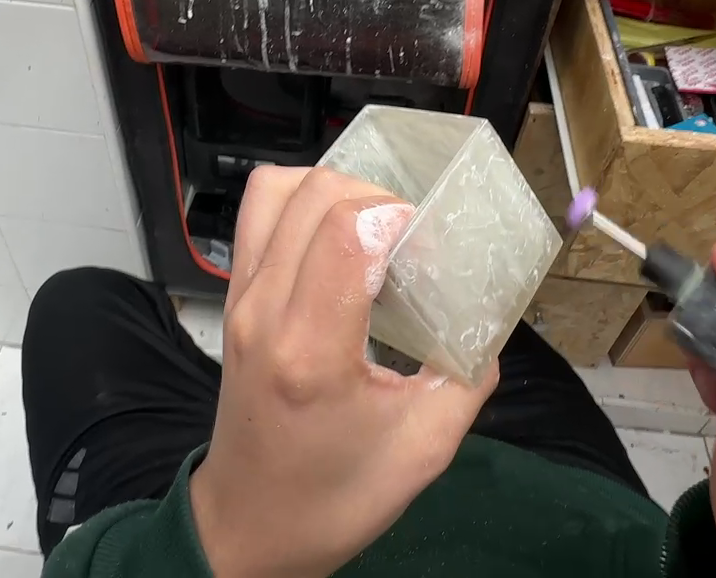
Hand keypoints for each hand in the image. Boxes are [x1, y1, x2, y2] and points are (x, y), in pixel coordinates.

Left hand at [189, 167, 496, 577]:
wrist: (247, 526)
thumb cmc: (334, 496)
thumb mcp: (423, 449)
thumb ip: (466, 374)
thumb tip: (484, 312)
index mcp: (312, 349)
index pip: (346, 230)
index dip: (396, 215)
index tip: (425, 243)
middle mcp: (264, 308)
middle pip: (314, 195)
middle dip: (373, 196)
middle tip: (405, 236)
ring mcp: (239, 296)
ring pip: (277, 188)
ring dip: (330, 189)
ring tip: (367, 225)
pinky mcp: (232, 294)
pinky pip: (257, 212)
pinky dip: (297, 200)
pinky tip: (331, 233)